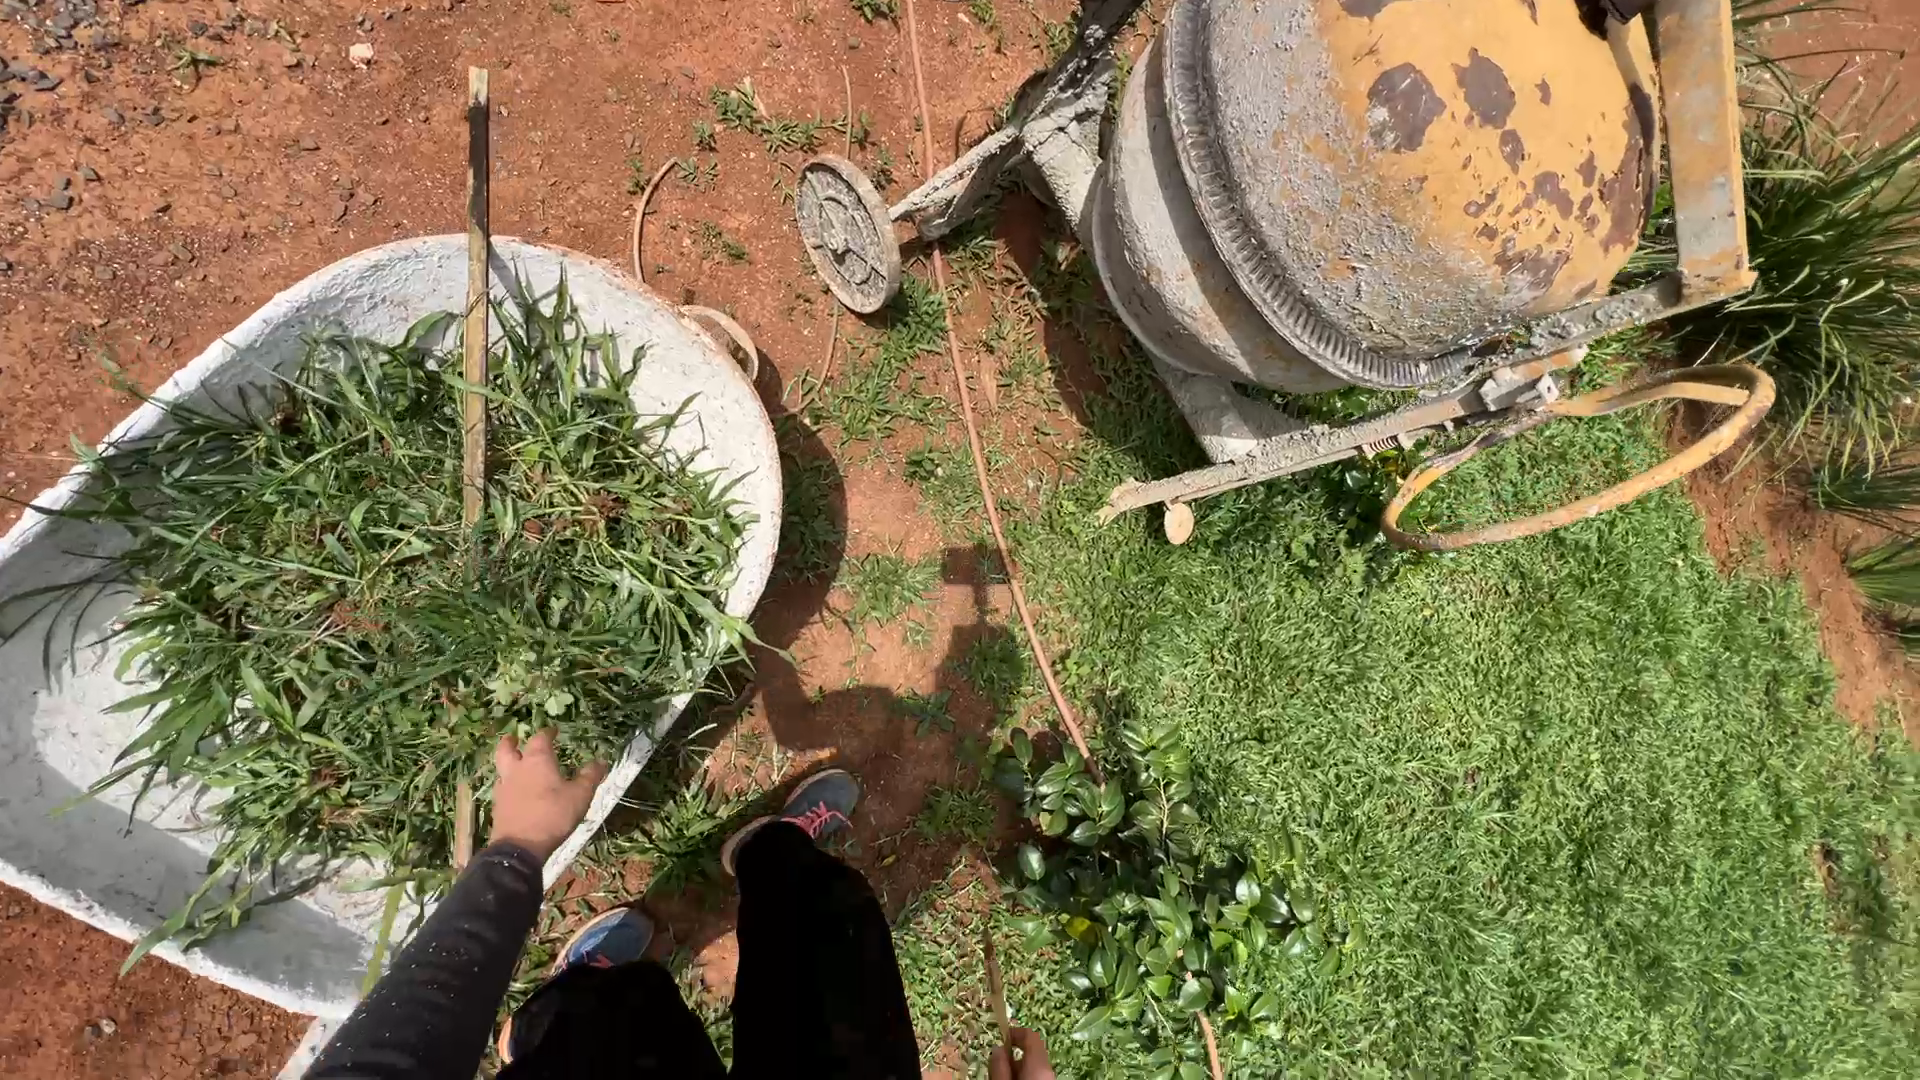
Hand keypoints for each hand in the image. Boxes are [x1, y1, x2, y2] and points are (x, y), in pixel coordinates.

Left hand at [486, 730, 608, 862]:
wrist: (520, 848)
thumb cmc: (553, 814)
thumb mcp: (581, 794)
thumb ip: (590, 776)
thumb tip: (600, 761)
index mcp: (538, 761)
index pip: (540, 738)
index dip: (547, 732)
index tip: (553, 730)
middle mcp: (517, 770)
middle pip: (506, 750)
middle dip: (510, 742)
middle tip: (514, 738)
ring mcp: (504, 789)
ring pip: (501, 769)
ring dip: (507, 763)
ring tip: (515, 763)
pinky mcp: (498, 807)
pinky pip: (502, 788)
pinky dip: (508, 783)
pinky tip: (516, 790)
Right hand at [988, 1027, 1053, 1079]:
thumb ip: (1000, 1066)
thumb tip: (997, 1048)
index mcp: (1038, 1064)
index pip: (1030, 1035)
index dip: (1015, 1031)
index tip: (1001, 1035)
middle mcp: (1048, 1068)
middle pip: (1032, 1050)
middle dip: (1013, 1052)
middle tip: (997, 1060)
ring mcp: (1051, 1078)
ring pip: (1033, 1064)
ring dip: (1017, 1065)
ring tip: (1002, 1073)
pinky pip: (1037, 1073)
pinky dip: (1025, 1074)